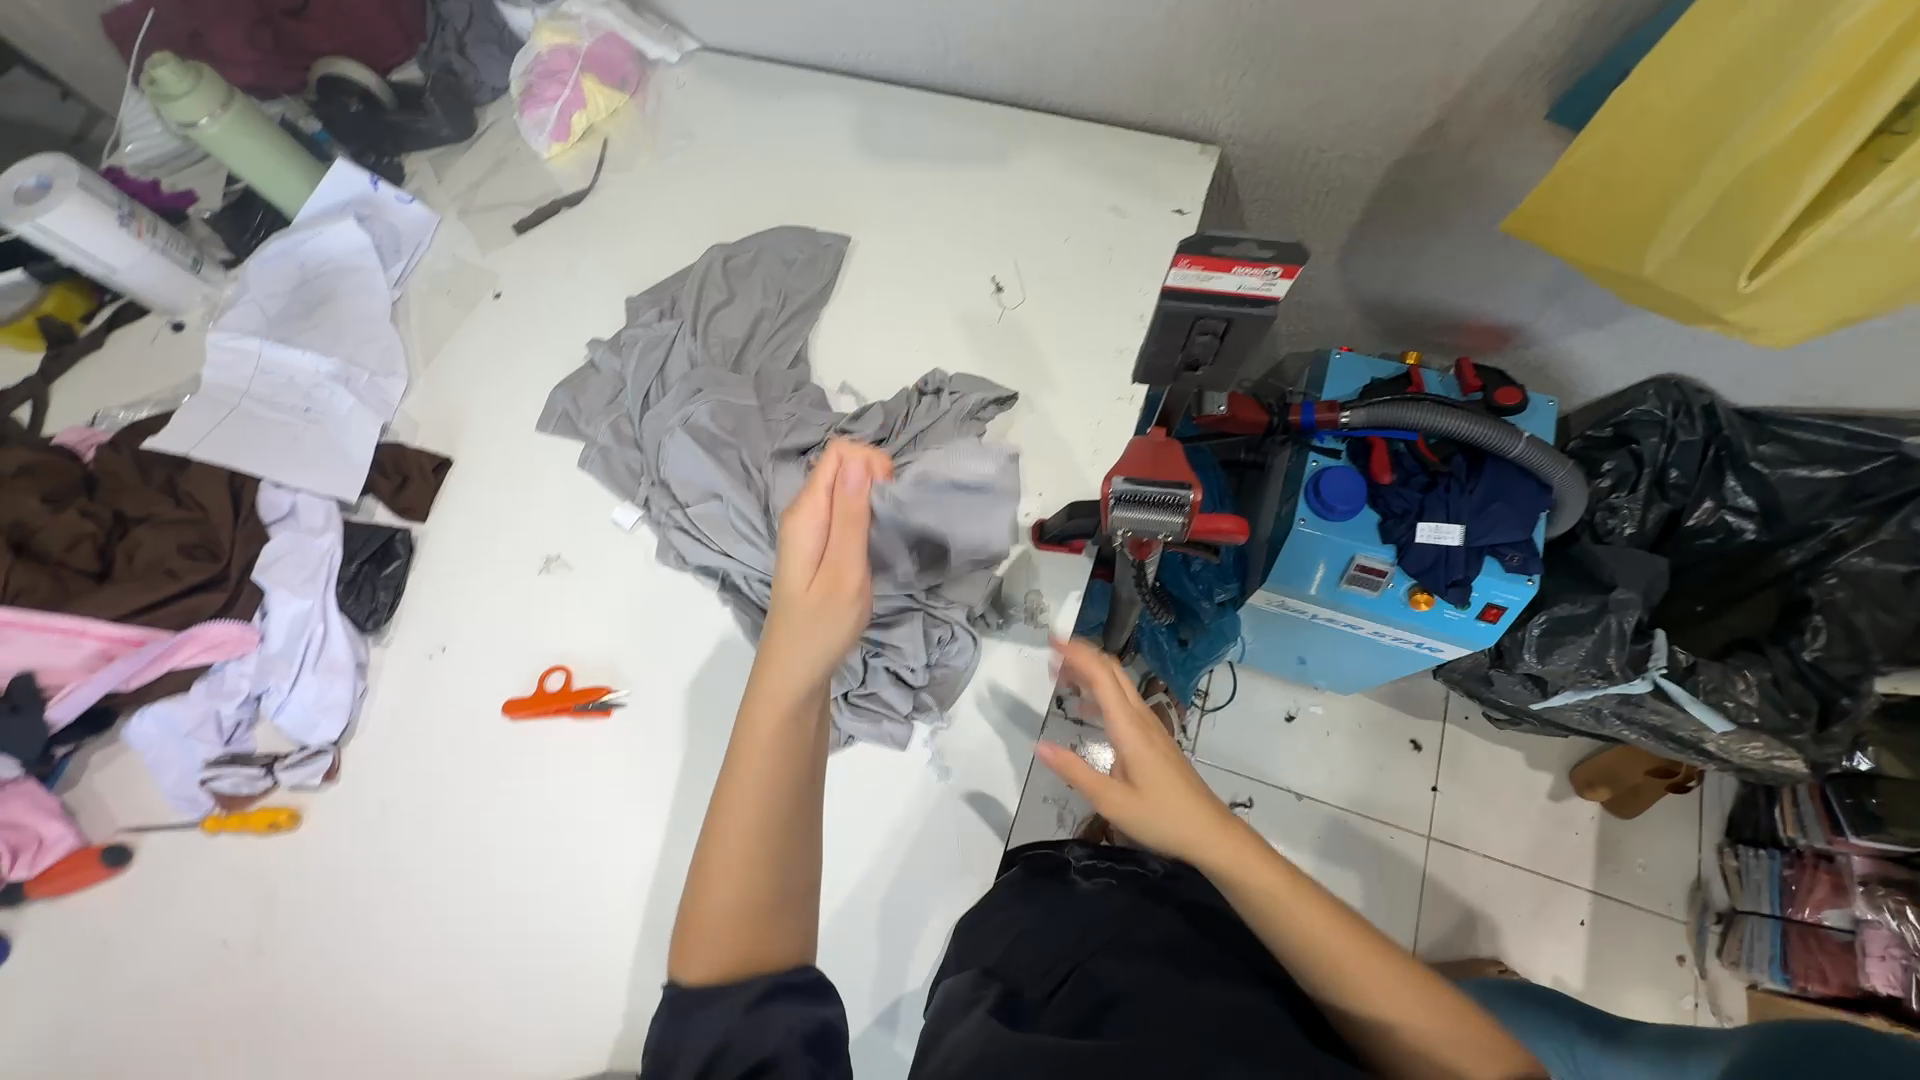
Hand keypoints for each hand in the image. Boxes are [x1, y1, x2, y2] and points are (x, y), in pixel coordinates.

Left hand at [757, 439, 894, 695]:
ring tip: (887, 533)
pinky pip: (844, 512)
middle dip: (876, 478)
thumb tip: (861, 458)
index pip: (840, 452)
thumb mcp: (844, 571)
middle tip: (892, 521)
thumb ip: (852, 515)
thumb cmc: (822, 627)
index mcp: (806, 512)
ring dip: (873, 499)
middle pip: (843, 466)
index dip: (872, 462)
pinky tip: (876, 544)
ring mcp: (810, 529)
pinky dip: (866, 517)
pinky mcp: (819, 546)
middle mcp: (804, 512)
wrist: (796, 672)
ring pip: (846, 489)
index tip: (891, 498)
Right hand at [1035, 639, 1252, 867]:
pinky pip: (1125, 702)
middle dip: (1082, 656)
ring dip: (1091, 673)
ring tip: (1060, 677)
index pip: (1101, 676)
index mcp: (1128, 727)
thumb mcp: (1110, 801)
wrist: (1209, 832)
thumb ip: (1074, 771)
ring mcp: (1151, 726)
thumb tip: (1039, 746)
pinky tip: (1085, 709)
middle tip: (1051, 654)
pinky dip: (1101, 693)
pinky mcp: (1154, 737)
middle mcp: (1141, 718)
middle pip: (1112, 671)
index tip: (1052, 641)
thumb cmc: (1160, 817)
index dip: (1076, 654)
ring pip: (1119, 684)